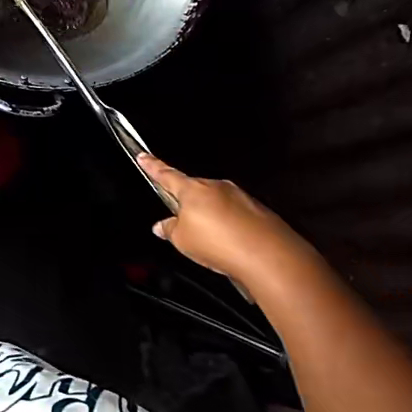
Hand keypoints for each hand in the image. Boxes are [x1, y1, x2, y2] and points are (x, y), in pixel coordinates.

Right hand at [139, 154, 322, 288]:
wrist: (266, 254)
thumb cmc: (222, 243)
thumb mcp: (182, 241)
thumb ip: (169, 229)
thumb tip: (163, 226)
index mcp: (193, 189)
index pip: (166, 174)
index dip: (153, 166)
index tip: (144, 157)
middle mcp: (216, 187)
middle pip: (194, 193)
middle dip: (187, 209)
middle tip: (184, 230)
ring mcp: (238, 196)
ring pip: (216, 206)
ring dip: (210, 222)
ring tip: (211, 247)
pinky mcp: (256, 210)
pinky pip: (235, 217)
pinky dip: (229, 230)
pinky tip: (229, 248)